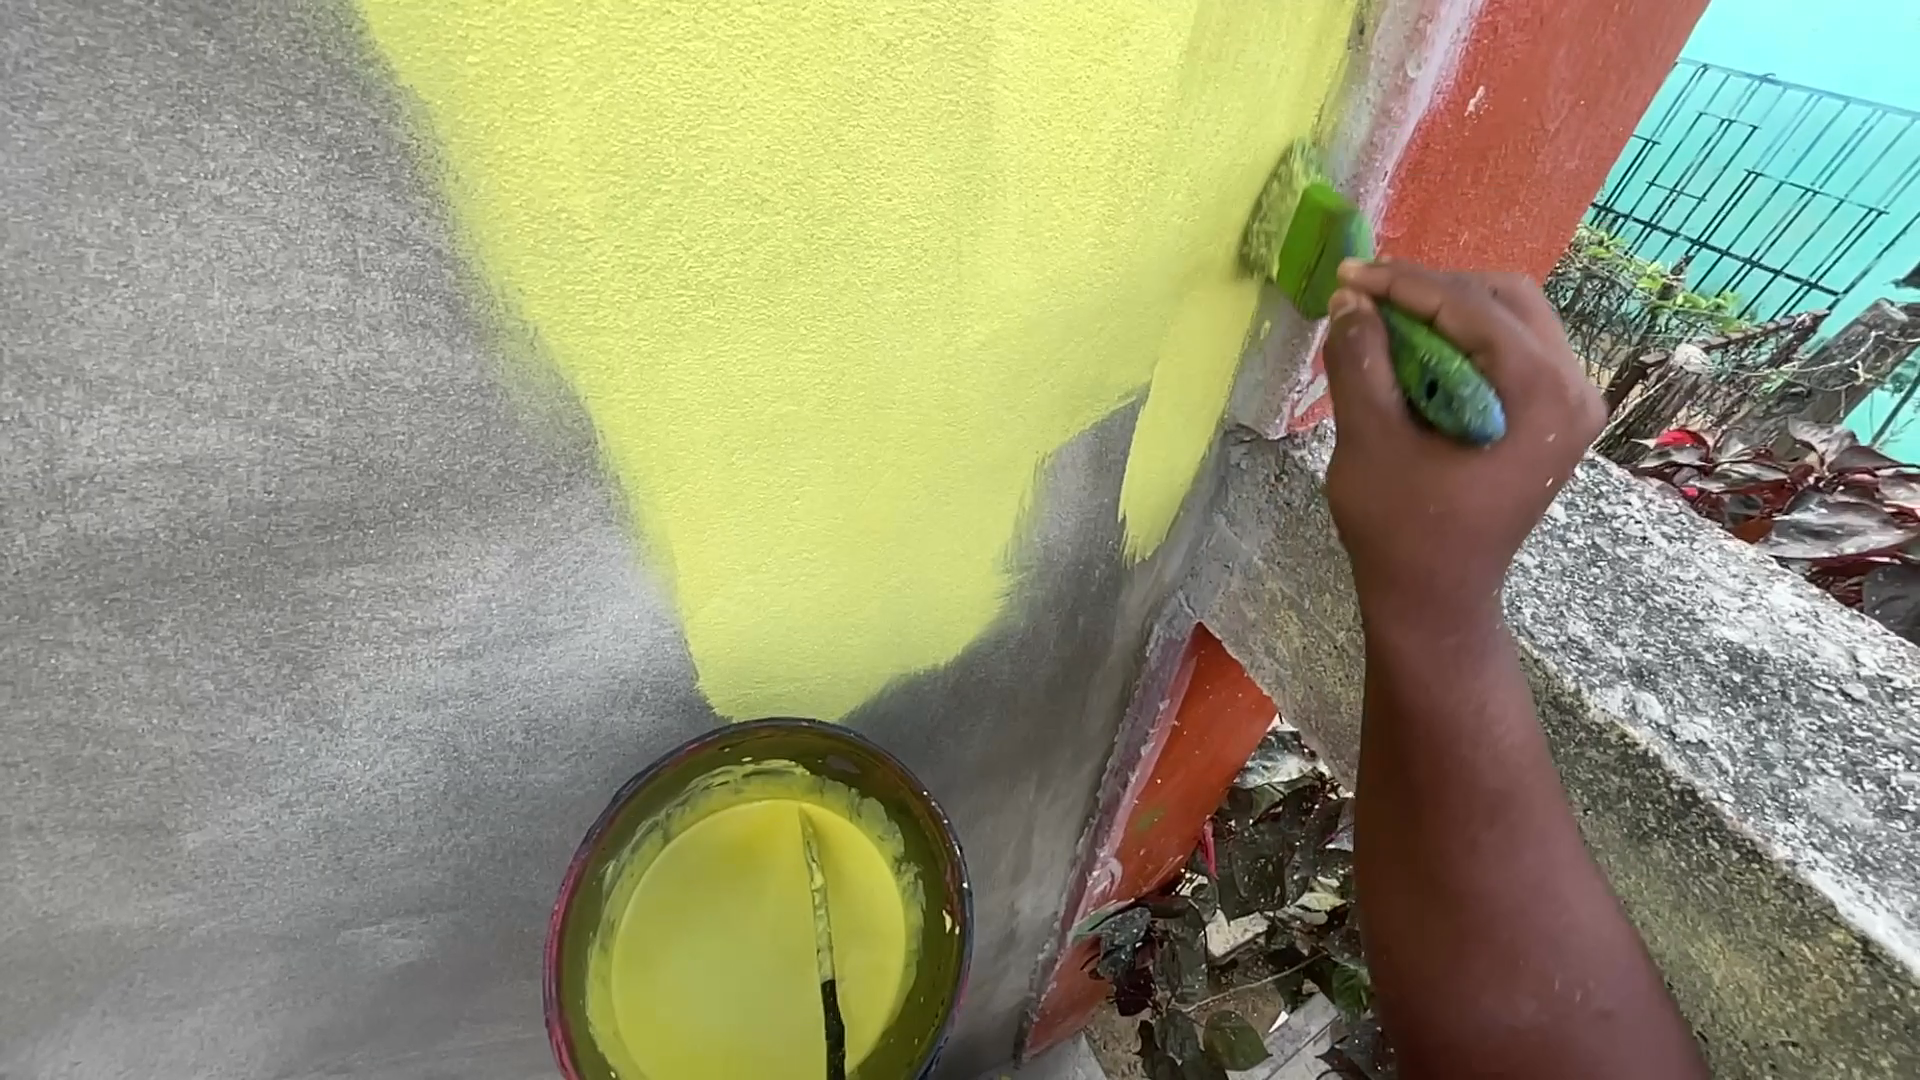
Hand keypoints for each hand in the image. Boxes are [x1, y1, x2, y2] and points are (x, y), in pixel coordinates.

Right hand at [1322, 259, 1604, 629]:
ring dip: (1445, 312)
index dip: (1405, 284)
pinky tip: (1414, 352)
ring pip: (1511, 321)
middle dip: (1430, 290)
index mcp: (1541, 395)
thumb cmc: (1399, 529)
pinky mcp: (1548, 420)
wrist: (1433, 595)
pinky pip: (1508, 354)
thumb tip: (1348, 301)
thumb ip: (1360, 365)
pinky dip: (1459, 341)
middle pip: (1505, 300)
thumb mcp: (1369, 443)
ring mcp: (1567, 406)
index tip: (1348, 274)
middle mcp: (1574, 389)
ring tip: (1383, 320)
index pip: (1474, 308)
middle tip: (1364, 295)